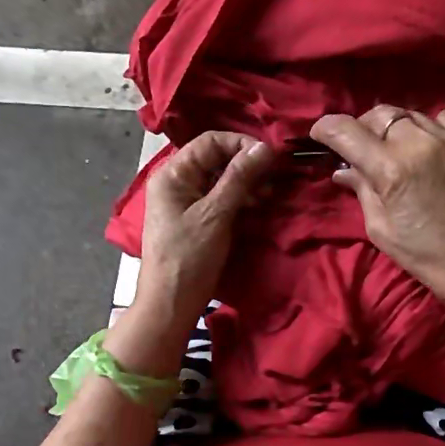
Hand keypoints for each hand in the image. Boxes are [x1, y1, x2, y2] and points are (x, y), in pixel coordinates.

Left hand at [136, 131, 275, 325]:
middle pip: (216, 158)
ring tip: (269, 196)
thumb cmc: (189, 257)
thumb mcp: (216, 214)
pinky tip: (258, 208)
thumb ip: (239, 178)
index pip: (210, 141)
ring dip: (246, 184)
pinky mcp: (194, 220)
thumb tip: (265, 147)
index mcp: (173, 174)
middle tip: (274, 180)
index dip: (241, 144)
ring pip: (220, 179)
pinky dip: (239, 200)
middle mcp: (176, 181)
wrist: (170, 303)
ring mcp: (184, 201)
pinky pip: (219, 199)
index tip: (270, 158)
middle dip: (246, 165)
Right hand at [310, 106, 444, 309]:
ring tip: (392, 150)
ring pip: (408, 115)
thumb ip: (361, 190)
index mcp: (391, 169)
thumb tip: (343, 170)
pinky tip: (424, 147)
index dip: (326, 129)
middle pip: (378, 115)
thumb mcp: (380, 228)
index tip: (319, 136)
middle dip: (361, 128)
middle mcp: (419, 145)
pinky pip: (441, 118)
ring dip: (392, 129)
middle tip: (358, 149)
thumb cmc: (425, 254)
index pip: (346, 131)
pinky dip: (425, 128)